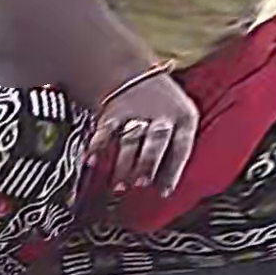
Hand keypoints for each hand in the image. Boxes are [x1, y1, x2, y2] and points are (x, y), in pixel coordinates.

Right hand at [89, 71, 196, 196]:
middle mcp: (162, 115)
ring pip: (131, 140)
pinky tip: (91, 163)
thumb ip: (169, 151)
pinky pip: (105, 132)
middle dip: (148, 163)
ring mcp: (136, 115)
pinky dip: (97, 147)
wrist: (134, 81)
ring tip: (117, 187)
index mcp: (184, 118)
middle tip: (138, 185)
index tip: (164, 193)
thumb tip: (158, 186)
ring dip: (123, 165)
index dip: (173, 170)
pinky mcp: (113, 115)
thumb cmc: (158, 112)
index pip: (181, 145)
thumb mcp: (176, 123)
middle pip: (156, 140)